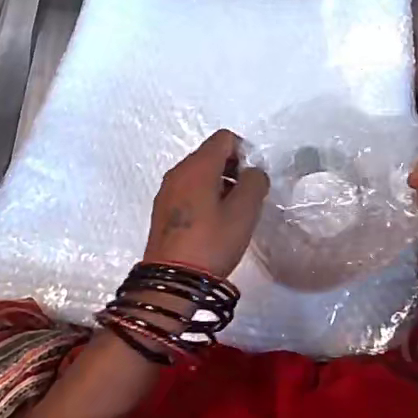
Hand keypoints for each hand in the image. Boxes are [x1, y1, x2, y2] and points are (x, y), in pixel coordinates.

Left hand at [143, 129, 268, 277]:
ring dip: (219, 185)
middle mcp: (178, 171)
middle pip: (210, 154)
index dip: (245, 152)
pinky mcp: (162, 210)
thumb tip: (252, 172)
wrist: (173, 279)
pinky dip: (204, 197)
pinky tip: (213, 223)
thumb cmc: (212, 242)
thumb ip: (255, 182)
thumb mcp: (244, 212)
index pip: (224, 138)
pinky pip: (188, 190)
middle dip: (233, 169)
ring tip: (231, 214)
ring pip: (198, 173)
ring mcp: (166, 190)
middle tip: (246, 198)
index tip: (253, 180)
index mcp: (197, 166)